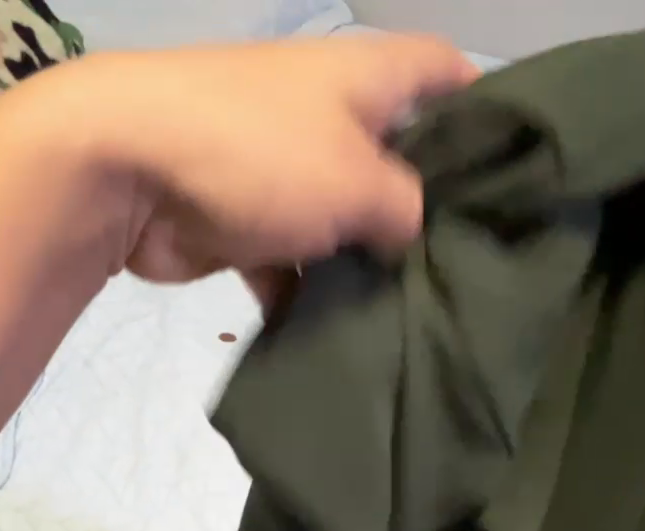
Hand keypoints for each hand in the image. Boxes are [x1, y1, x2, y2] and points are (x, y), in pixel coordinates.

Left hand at [21, 35, 477, 283]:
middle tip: (465, 278)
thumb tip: (416, 235)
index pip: (446, 76)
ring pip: (343, 225)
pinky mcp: (244, 224)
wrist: (129, 171)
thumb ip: (409, 210)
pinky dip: (304, 298)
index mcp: (367, 79)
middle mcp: (329, 118)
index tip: (515, 177)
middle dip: (424, 218)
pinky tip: (335, 341)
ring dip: (363, 270)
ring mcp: (283, 172)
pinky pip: (291, 265)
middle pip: (396, 165)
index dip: (486, 116)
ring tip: (409, 322)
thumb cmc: (262, 153)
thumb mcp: (360, 180)